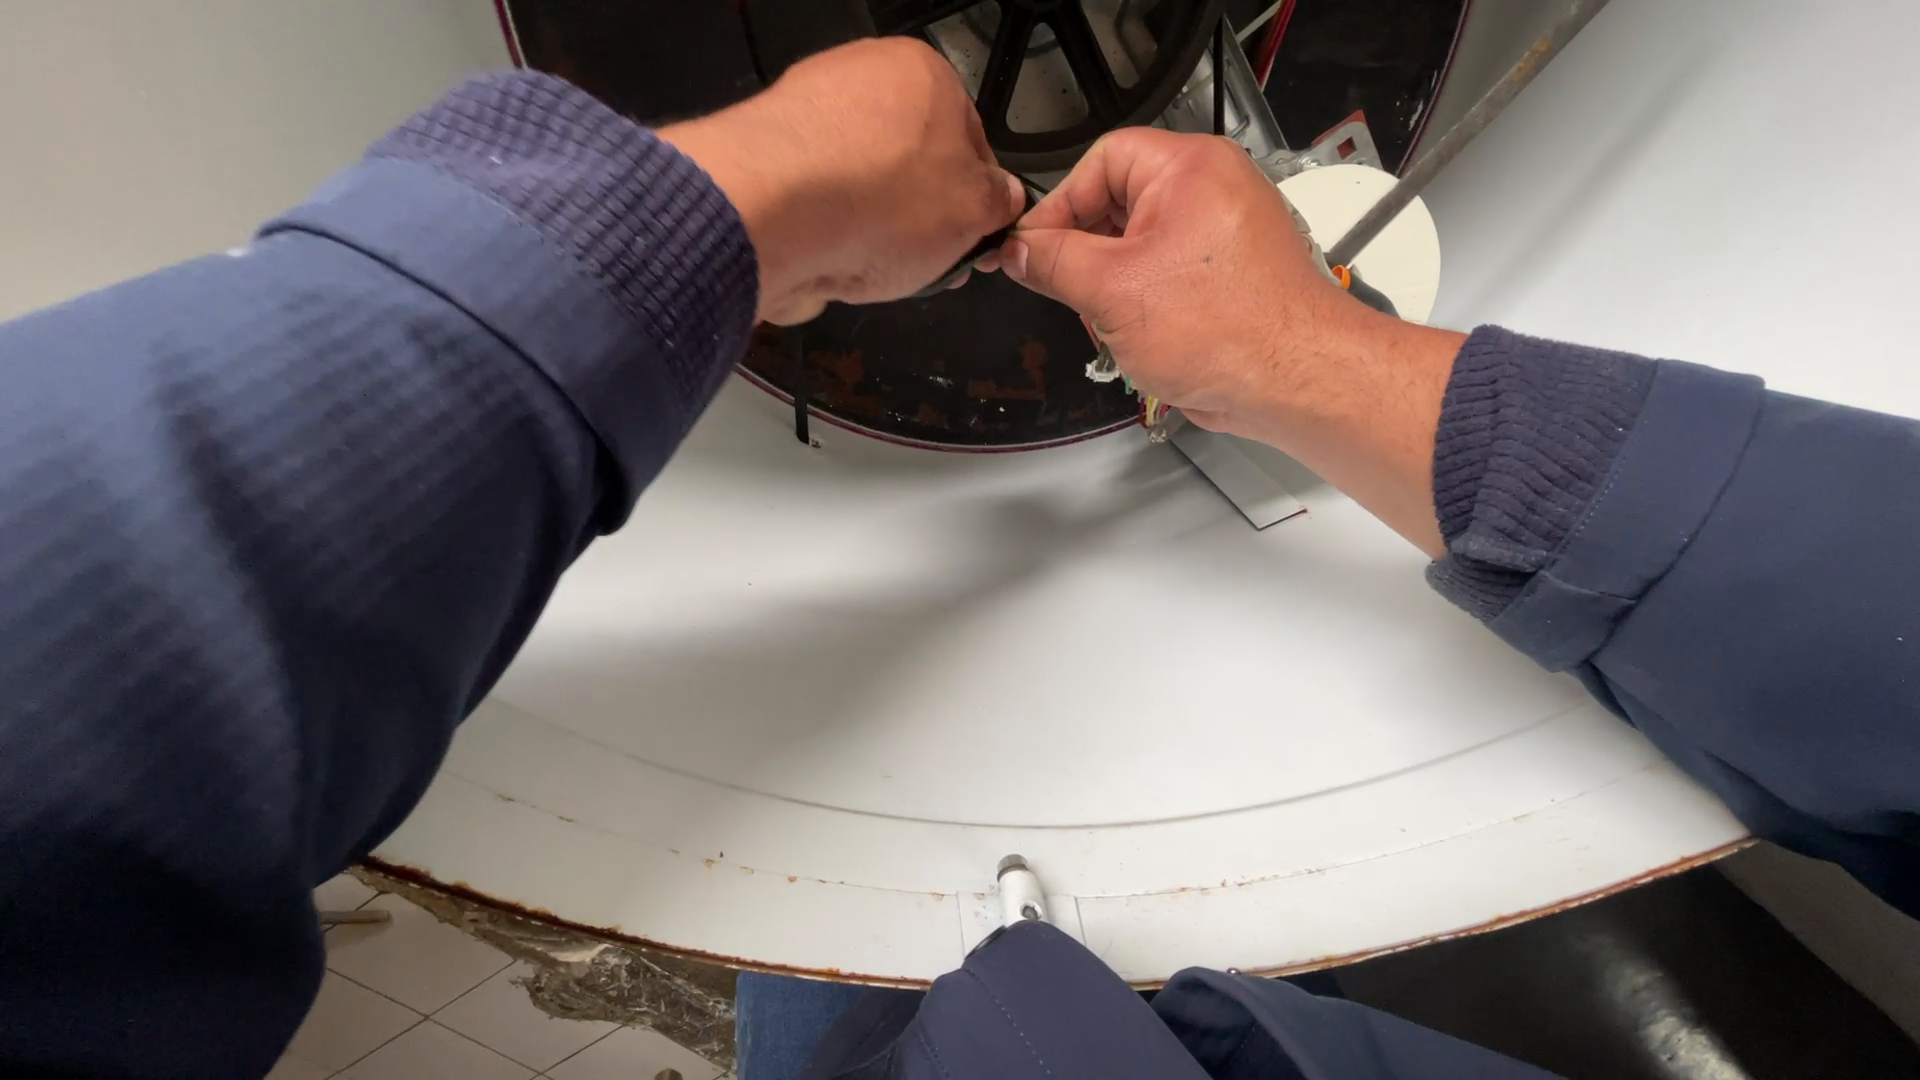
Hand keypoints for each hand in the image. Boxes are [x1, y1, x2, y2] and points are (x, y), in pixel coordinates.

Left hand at [662, 38, 1025, 323]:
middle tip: (933, 266)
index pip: (970, 139)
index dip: (977, 200)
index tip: (974, 241)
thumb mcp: (973, 211)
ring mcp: (809, 116)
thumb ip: (997, 203)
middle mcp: (861, 79)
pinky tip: (838, 260)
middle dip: (926, 220)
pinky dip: (834, 235)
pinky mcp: (770, 161)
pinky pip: (822, 205)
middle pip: (913, 163)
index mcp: (923, 73)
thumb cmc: (889, 201)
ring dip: (880, 232)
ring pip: (866, 188)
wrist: (776, 214)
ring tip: (881, 268)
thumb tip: (1004, 199)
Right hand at [998, 128, 1462, 555]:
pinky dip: (1141, 308)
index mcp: (1187, 170)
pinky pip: (1162, 279)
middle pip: (1117, 208)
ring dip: (1112, 293)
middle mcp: (1209, 193)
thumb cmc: (1221, 329)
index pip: (1101, 162)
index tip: (1029, 250)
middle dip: (1087, 259)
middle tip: (1071, 295)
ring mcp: (1219, 238)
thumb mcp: (1112, 292)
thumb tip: (1015, 250)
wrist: (1294, 382)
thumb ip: (1054, 263)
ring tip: (1117, 328)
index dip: (1059, 207)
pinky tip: (1142, 342)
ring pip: (1136, 252)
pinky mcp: (1224, 279)